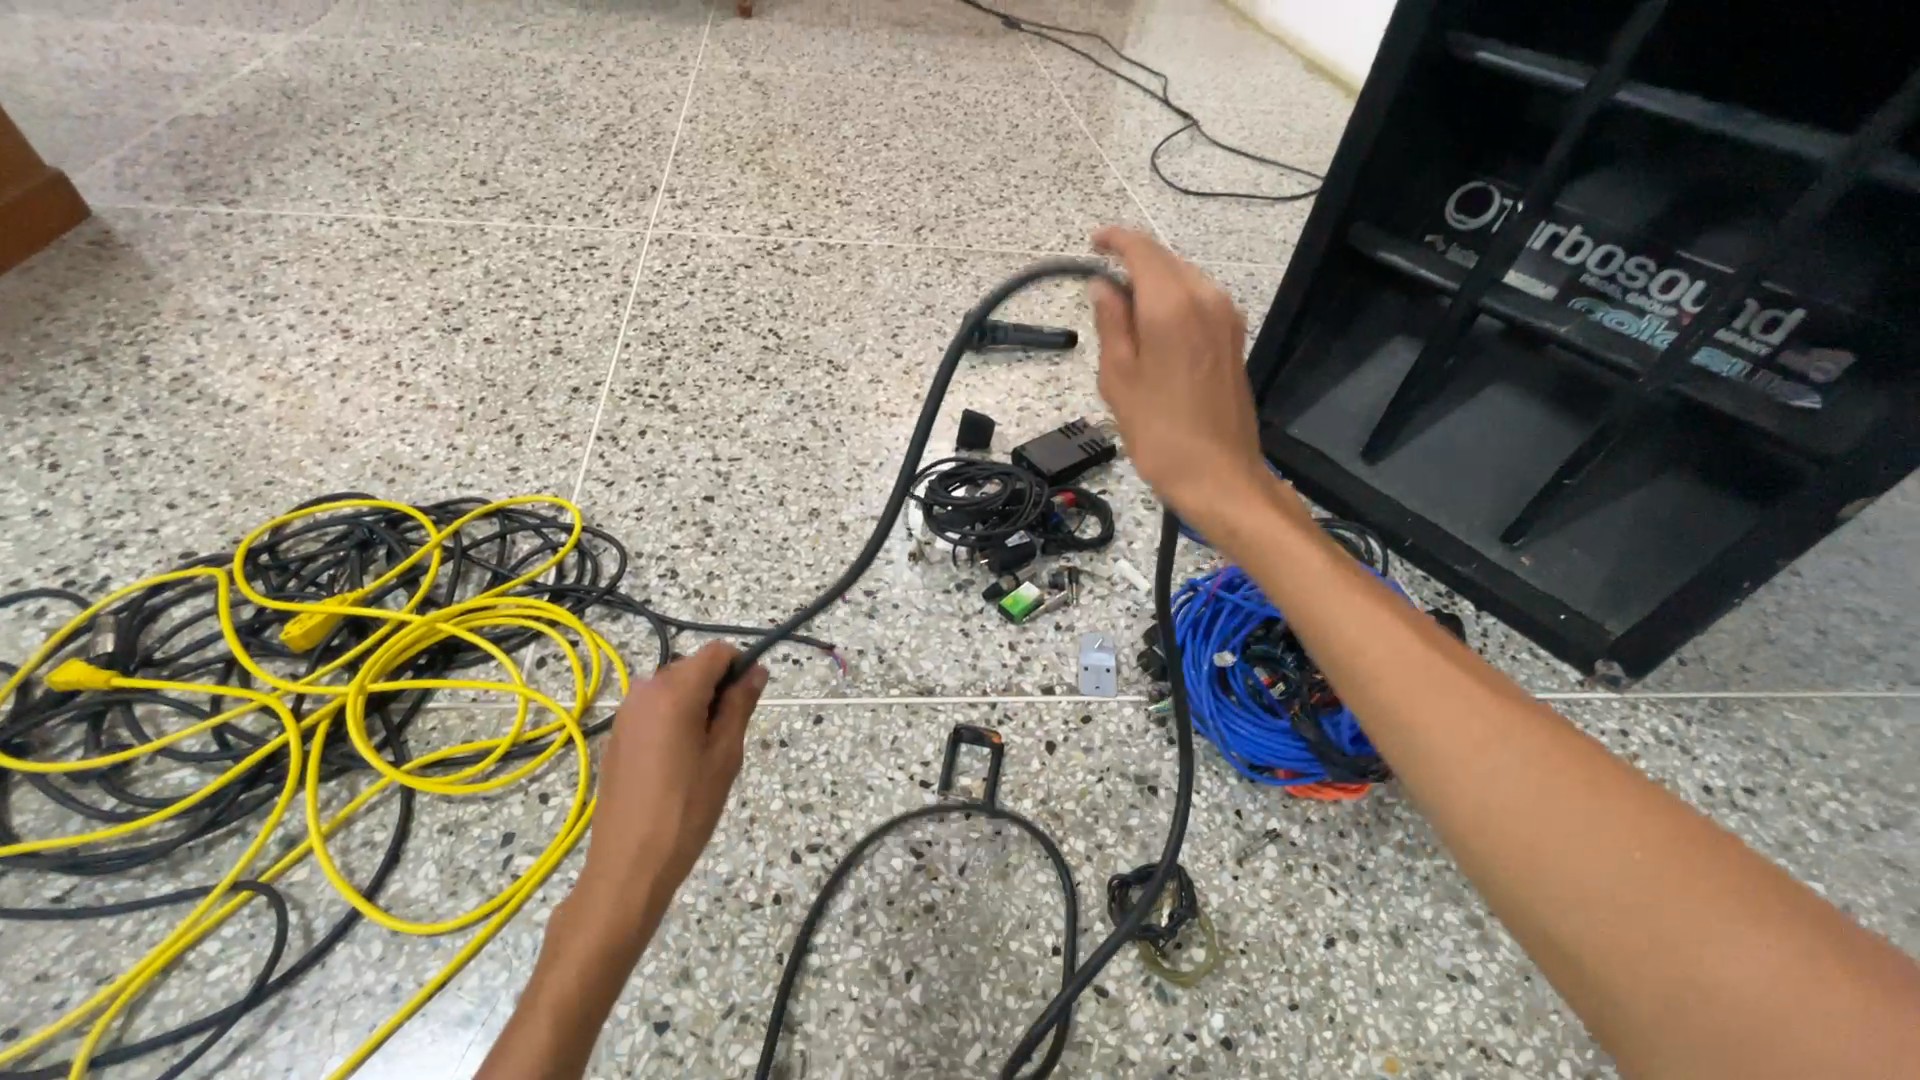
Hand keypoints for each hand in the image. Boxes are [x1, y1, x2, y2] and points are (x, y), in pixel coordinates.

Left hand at [571, 642, 767, 927]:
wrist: (629, 864)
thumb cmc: (687, 809)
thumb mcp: (725, 755)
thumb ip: (740, 705)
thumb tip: (757, 671)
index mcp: (674, 691)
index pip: (717, 652)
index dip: (740, 668)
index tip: (748, 702)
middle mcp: (644, 691)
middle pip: (693, 669)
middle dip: (717, 691)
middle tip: (727, 738)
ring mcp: (625, 714)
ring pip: (673, 690)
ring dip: (695, 708)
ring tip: (702, 756)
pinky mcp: (616, 736)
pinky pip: (653, 712)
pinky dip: (673, 723)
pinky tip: (676, 766)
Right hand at [1088, 227, 1303, 531]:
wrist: (1219, 475)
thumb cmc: (1160, 432)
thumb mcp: (1119, 378)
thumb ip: (1110, 324)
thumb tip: (1103, 288)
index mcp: (1172, 306)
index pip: (1142, 251)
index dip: (1115, 240)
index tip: (1093, 242)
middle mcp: (1206, 300)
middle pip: (1166, 262)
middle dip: (1133, 264)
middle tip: (1101, 286)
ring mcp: (1227, 319)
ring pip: (1185, 280)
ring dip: (1154, 285)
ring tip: (1123, 312)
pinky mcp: (1235, 339)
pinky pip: (1200, 302)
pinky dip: (1173, 302)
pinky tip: (1154, 329)